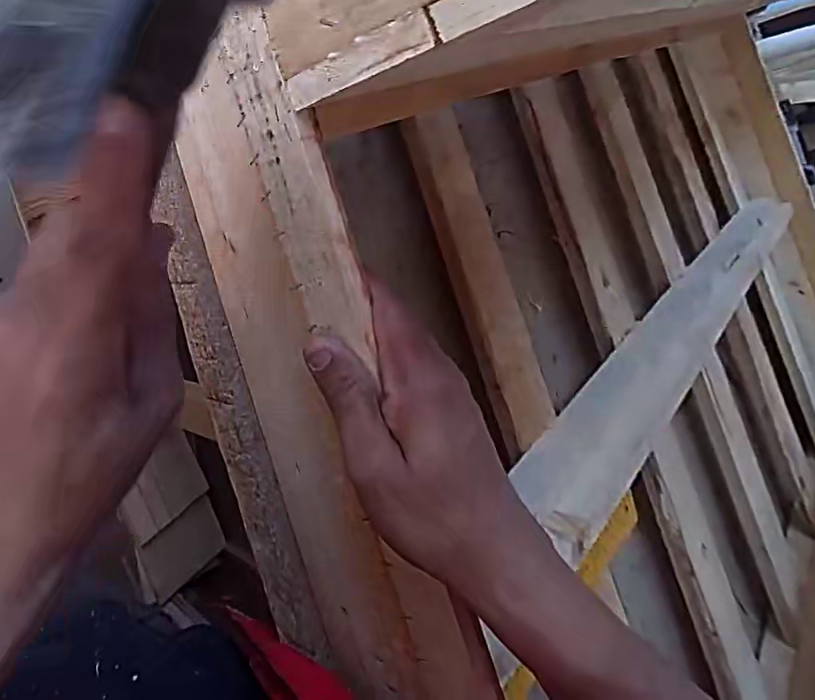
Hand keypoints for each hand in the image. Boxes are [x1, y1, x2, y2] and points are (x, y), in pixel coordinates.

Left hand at [0, 98, 180, 699]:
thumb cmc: (89, 481)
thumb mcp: (151, 404)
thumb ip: (149, 315)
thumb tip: (151, 243)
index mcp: (73, 342)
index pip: (98, 236)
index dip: (114, 167)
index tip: (130, 104)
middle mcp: (24, 312)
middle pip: (77, 223)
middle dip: (119, 179)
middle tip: (156, 131)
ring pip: (60, 242)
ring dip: (104, 223)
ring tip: (144, 223)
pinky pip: (45, 268)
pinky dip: (81, 257)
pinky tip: (105, 282)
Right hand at [306, 281, 705, 699]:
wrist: (498, 554)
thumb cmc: (431, 515)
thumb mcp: (373, 463)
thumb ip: (348, 398)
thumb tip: (320, 340)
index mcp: (418, 376)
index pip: (388, 307)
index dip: (360, 280)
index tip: (327, 260)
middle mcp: (439, 372)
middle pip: (397, 318)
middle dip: (359, 299)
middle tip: (316, 291)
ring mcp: (451, 389)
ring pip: (407, 339)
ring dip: (372, 326)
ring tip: (332, 325)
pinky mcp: (454, 407)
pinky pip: (415, 361)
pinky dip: (386, 351)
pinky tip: (366, 372)